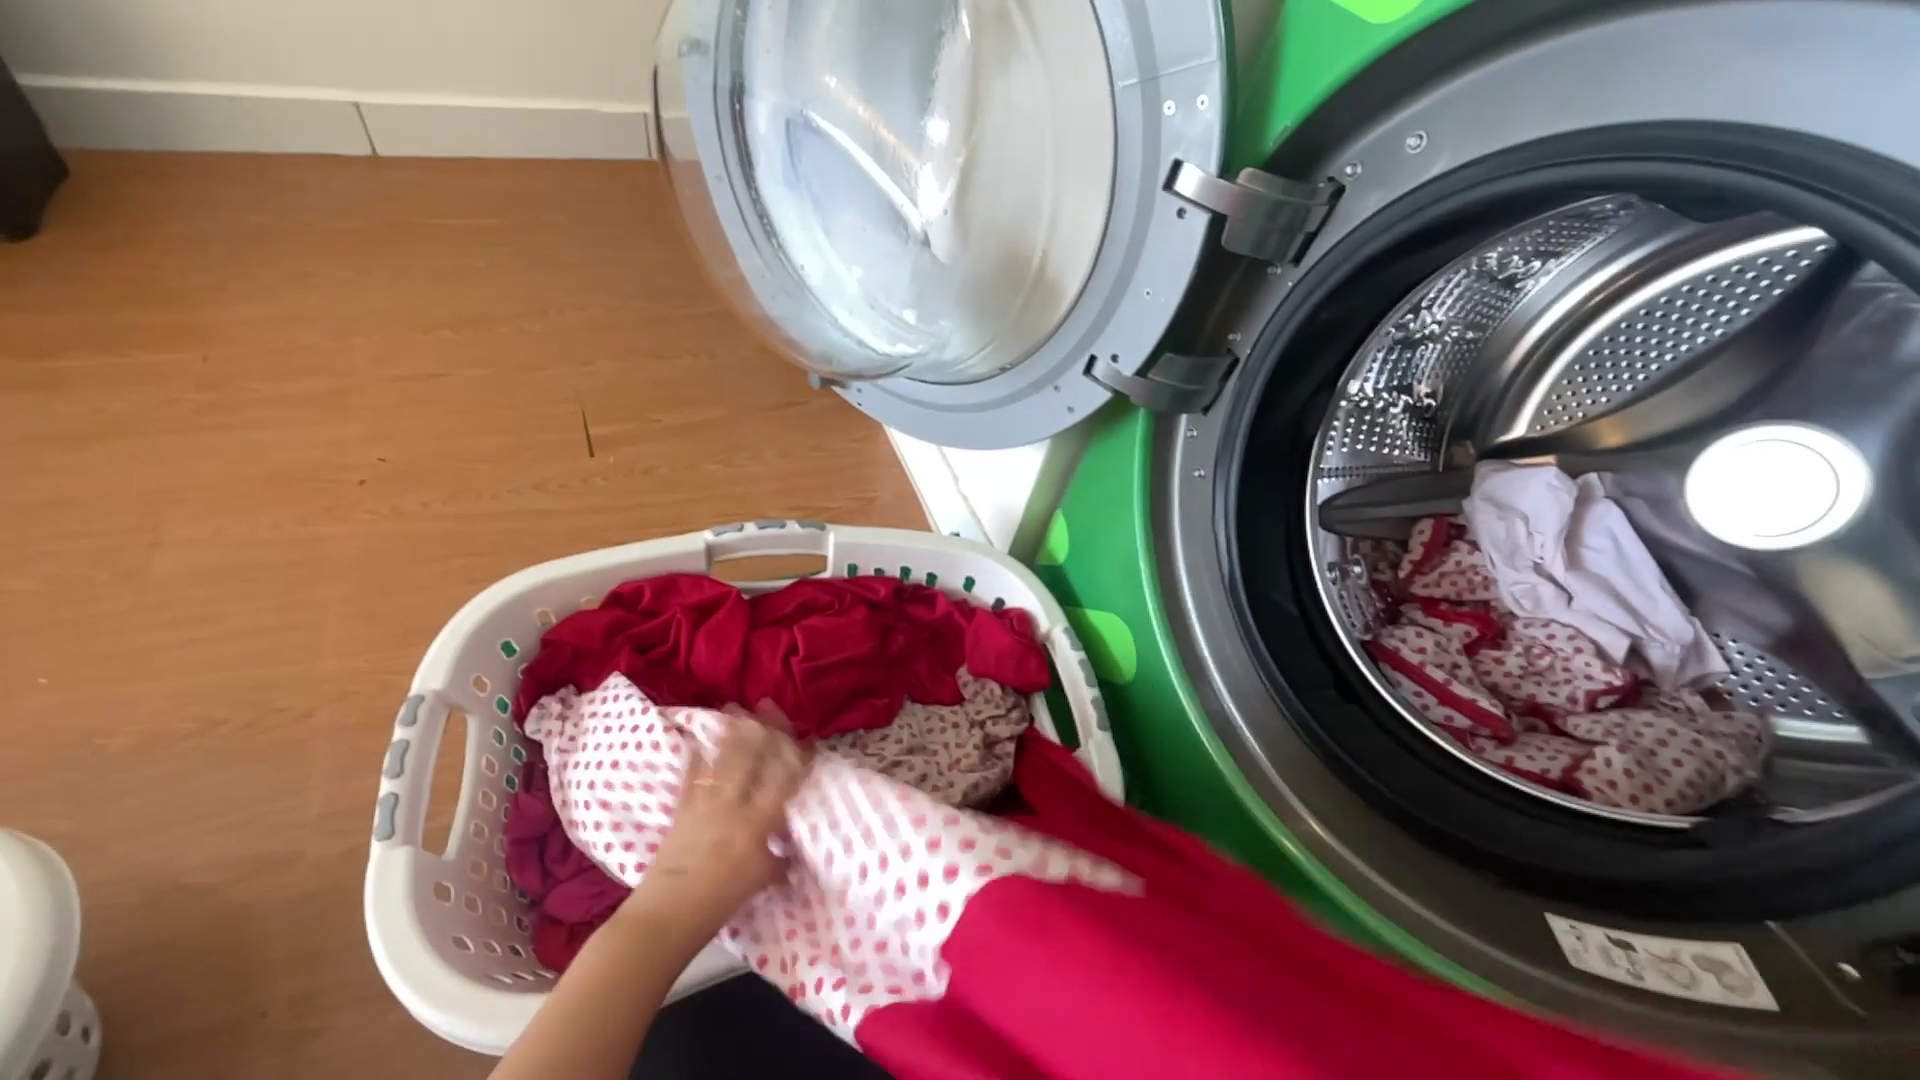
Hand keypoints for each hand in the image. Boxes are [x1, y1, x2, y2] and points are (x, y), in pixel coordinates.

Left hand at [623, 709, 808, 929]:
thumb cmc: (723, 900)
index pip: (785, 780)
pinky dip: (694, 756)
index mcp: (759, 821)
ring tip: (734, 708)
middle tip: (766, 705)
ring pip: (721, 759)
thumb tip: (791, 853)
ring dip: (729, 732)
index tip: (807, 739)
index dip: (798, 757)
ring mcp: (706, 803)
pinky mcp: (682, 809)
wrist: (671, 911)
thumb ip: (779, 860)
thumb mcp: (762, 879)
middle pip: (751, 757)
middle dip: (761, 729)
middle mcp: (734, 803)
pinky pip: (690, 776)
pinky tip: (695, 739)